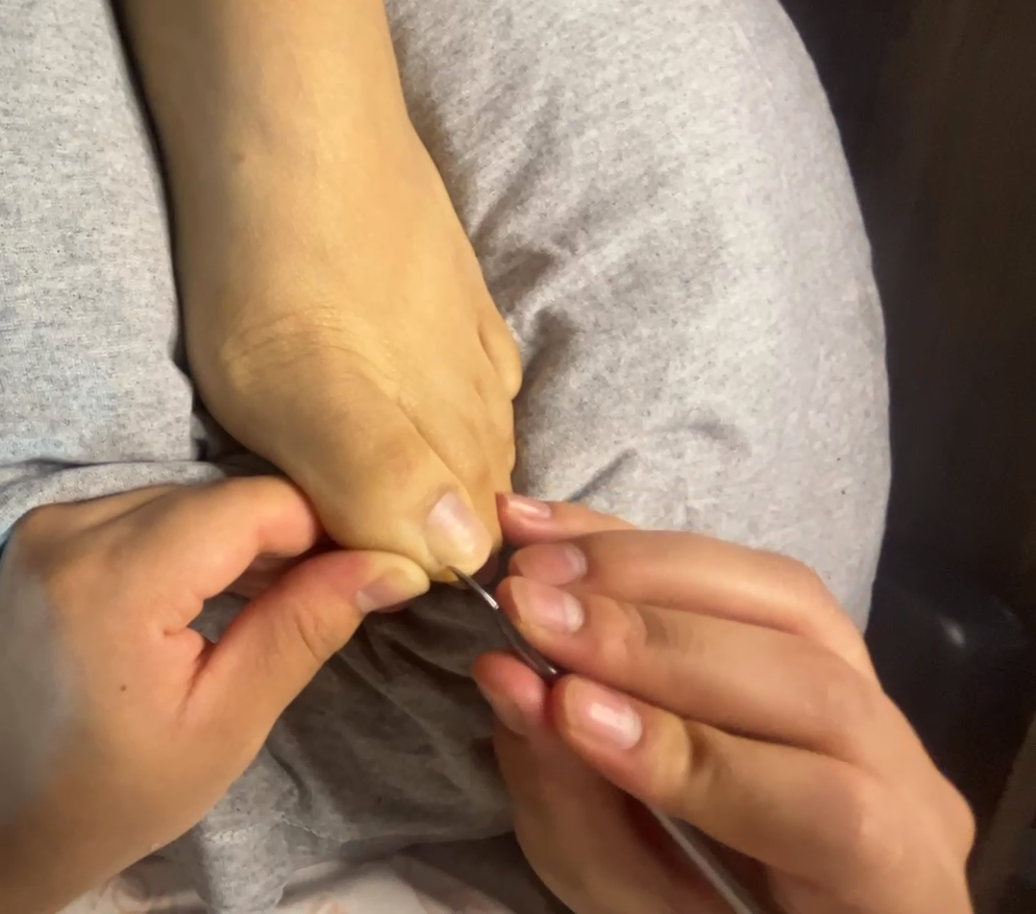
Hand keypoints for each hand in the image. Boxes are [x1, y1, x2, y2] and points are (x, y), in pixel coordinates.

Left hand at [0, 478, 426, 913]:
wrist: (2, 806)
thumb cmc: (118, 788)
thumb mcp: (226, 723)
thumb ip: (302, 627)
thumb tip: (386, 565)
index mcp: (114, 582)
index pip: (246, 503)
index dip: (313, 526)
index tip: (352, 568)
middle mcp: (68, 530)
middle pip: (209, 494)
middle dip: (271, 534)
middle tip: (308, 594)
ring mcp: (45, 522)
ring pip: (175, 495)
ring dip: (222, 536)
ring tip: (250, 600)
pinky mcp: (38, 528)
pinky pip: (135, 507)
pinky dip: (177, 536)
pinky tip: (193, 588)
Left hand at [111, 0, 519, 582]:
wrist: (285, 117)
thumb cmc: (272, 263)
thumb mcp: (292, 389)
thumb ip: (376, 477)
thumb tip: (456, 555)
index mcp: (437, 441)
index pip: (437, 560)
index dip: (373, 571)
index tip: (303, 562)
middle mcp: (474, 403)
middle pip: (454, 512)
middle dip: (396, 534)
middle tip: (314, 519)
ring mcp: (468, 347)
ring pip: (458, 451)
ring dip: (408, 476)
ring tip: (344, 473)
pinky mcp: (452, 301)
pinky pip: (455, 389)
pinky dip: (416, 416)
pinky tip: (379, 404)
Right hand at [472, 495, 974, 913]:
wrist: (711, 859)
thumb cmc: (661, 891)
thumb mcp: (600, 874)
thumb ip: (560, 782)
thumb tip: (504, 673)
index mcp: (885, 884)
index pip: (832, 814)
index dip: (690, 755)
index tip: (566, 707)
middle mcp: (897, 771)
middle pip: (806, 681)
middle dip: (644, 638)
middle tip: (524, 607)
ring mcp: (856, 683)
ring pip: (780, 595)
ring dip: (633, 566)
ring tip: (528, 566)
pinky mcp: (782, 621)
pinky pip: (720, 560)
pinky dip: (613, 535)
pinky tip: (534, 524)